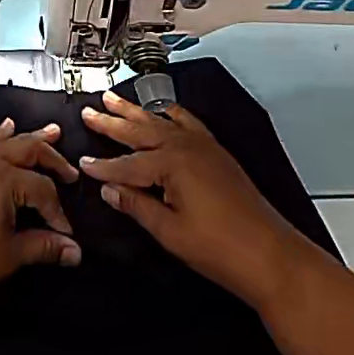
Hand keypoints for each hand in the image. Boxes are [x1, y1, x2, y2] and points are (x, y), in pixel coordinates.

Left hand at [0, 119, 81, 305]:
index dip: (58, 213)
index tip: (65, 234)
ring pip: (9, 142)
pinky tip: (6, 129)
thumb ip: (46, 247)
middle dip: (53, 161)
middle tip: (70, 172)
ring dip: (31, 139)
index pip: (43, 190)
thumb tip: (72, 250)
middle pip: (30, 151)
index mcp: (4, 179)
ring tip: (51, 132)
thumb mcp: (11, 254)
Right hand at [79, 91, 313, 310]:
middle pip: (140, 131)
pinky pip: (186, 121)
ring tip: (116, 100)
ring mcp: (202, 145)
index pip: (126, 164)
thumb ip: (137, 206)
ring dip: (135, 111)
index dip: (102, 167)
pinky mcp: (215, 151)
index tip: (83, 165)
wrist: (270, 254)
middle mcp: (186, 146)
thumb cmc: (223, 248)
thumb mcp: (170, 232)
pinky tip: (162, 111)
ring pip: (160, 120)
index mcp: (171, 163)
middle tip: (91, 112)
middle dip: (112, 122)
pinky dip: (168, 113)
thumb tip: (111, 191)